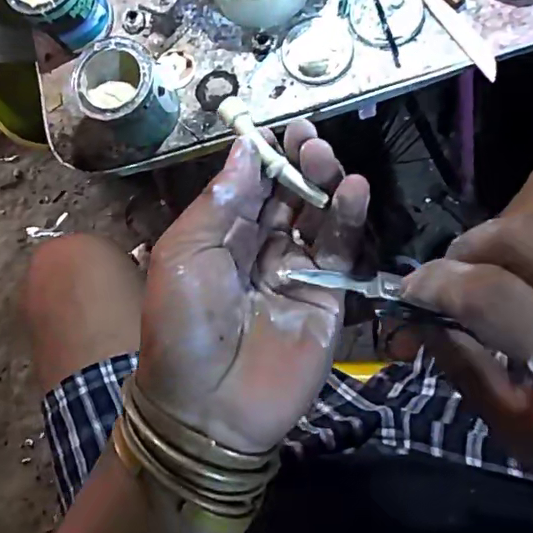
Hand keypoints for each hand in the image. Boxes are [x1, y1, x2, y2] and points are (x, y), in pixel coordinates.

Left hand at [134, 121, 368, 453]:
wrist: (207, 404)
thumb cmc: (182, 323)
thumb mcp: (184, 253)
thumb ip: (219, 202)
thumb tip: (245, 149)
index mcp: (218, 238)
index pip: (248, 187)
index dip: (264, 157)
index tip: (279, 128)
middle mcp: (257, 250)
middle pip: (286, 196)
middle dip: (296, 164)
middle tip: (307, 137)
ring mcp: (294, 273)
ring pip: (316, 218)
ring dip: (322, 183)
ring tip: (323, 157)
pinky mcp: (327, 298)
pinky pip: (340, 252)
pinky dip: (348, 219)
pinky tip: (350, 190)